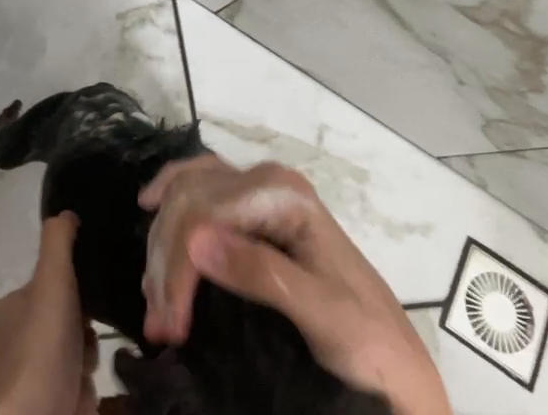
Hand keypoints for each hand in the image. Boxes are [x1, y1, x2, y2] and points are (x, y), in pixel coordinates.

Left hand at [0, 213, 96, 414]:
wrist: (38, 413)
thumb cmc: (43, 344)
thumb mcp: (51, 279)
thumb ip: (58, 244)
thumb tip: (66, 213)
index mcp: (11, 308)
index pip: (48, 284)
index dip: (72, 286)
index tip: (90, 292)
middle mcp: (18, 338)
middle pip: (66, 316)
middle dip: (84, 323)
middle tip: (93, 329)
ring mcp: (35, 371)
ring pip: (76, 348)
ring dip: (90, 351)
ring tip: (91, 359)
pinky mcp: (54, 397)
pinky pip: (80, 379)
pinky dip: (90, 380)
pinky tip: (92, 381)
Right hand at [139, 156, 450, 414]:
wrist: (395, 363)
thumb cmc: (370, 342)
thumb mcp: (325, 315)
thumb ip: (262, 274)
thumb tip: (195, 240)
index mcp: (284, 195)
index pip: (205, 214)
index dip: (179, 266)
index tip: (171, 324)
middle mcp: (265, 183)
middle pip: (188, 203)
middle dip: (165, 262)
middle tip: (159, 325)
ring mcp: (256, 195)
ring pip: (184, 201)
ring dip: (161, 251)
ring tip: (156, 311)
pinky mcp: (250, 213)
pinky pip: (194, 195)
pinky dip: (169, 216)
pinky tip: (151, 222)